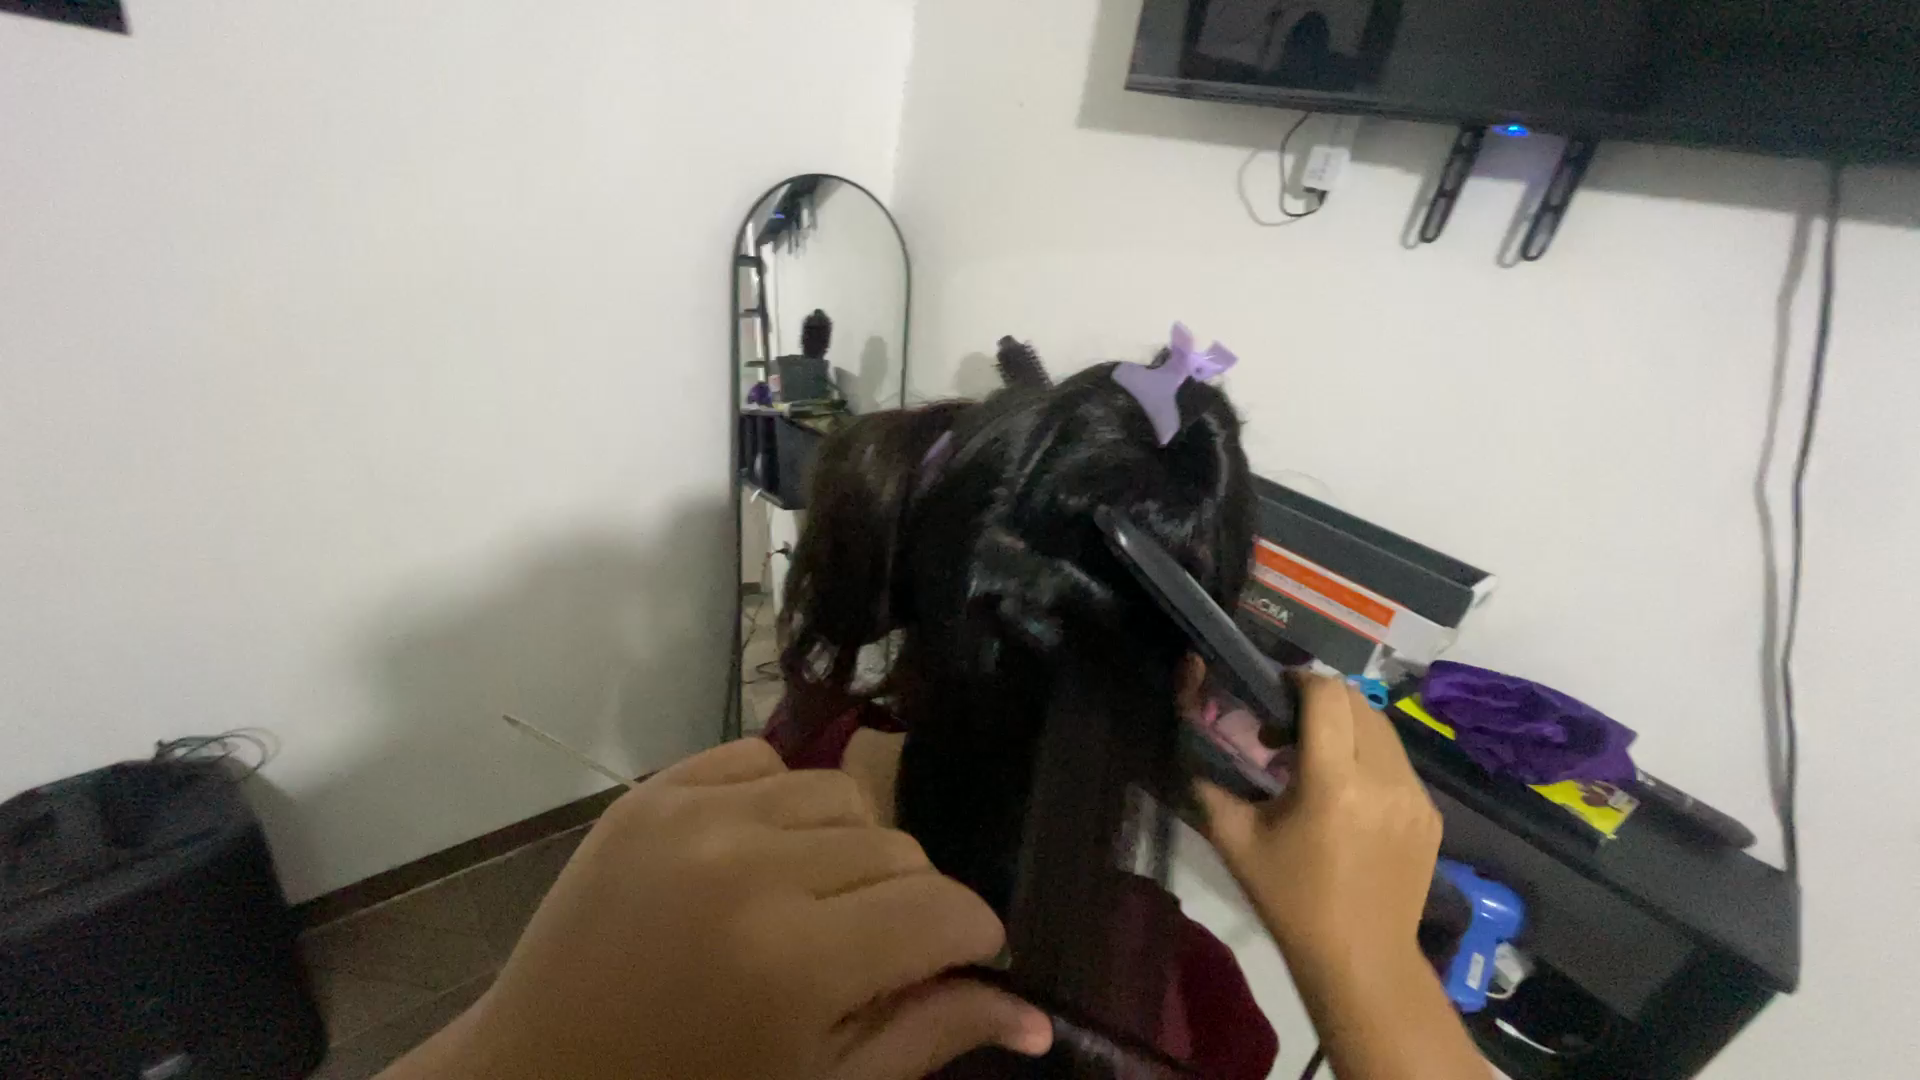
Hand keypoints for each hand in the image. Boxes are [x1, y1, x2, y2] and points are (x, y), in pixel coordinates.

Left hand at [384, 739, 1050, 1079]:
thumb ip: (930, 1036)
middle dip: (910, 900)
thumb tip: (1034, 1016)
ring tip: (817, 898)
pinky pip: (762, 759)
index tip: (973, 951)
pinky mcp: (653, 791)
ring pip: (840, 793)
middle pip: (897, 846)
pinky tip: (761, 855)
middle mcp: (749, 868)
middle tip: (876, 948)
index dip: (975, 933)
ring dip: (850, 847)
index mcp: (795, 966)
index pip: (941, 911)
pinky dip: (782, 801)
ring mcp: (694, 816)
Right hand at [1197, 676, 1441, 974]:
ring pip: (1381, 728)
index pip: (1327, 695)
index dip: (1299, 680)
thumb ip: (1207, 781)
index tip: (1274, 692)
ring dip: (1345, 725)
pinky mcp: (1430, 814)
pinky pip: (1397, 761)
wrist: (1360, 959)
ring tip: (1315, 755)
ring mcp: (1415, 796)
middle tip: (1286, 726)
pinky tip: (1345, 789)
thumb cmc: (1289, 897)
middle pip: (1357, 702)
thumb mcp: (1233, 838)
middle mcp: (1383, 779)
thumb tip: (1189, 735)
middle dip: (1320, 700)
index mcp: (1332, 782)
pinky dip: (1367, 755)